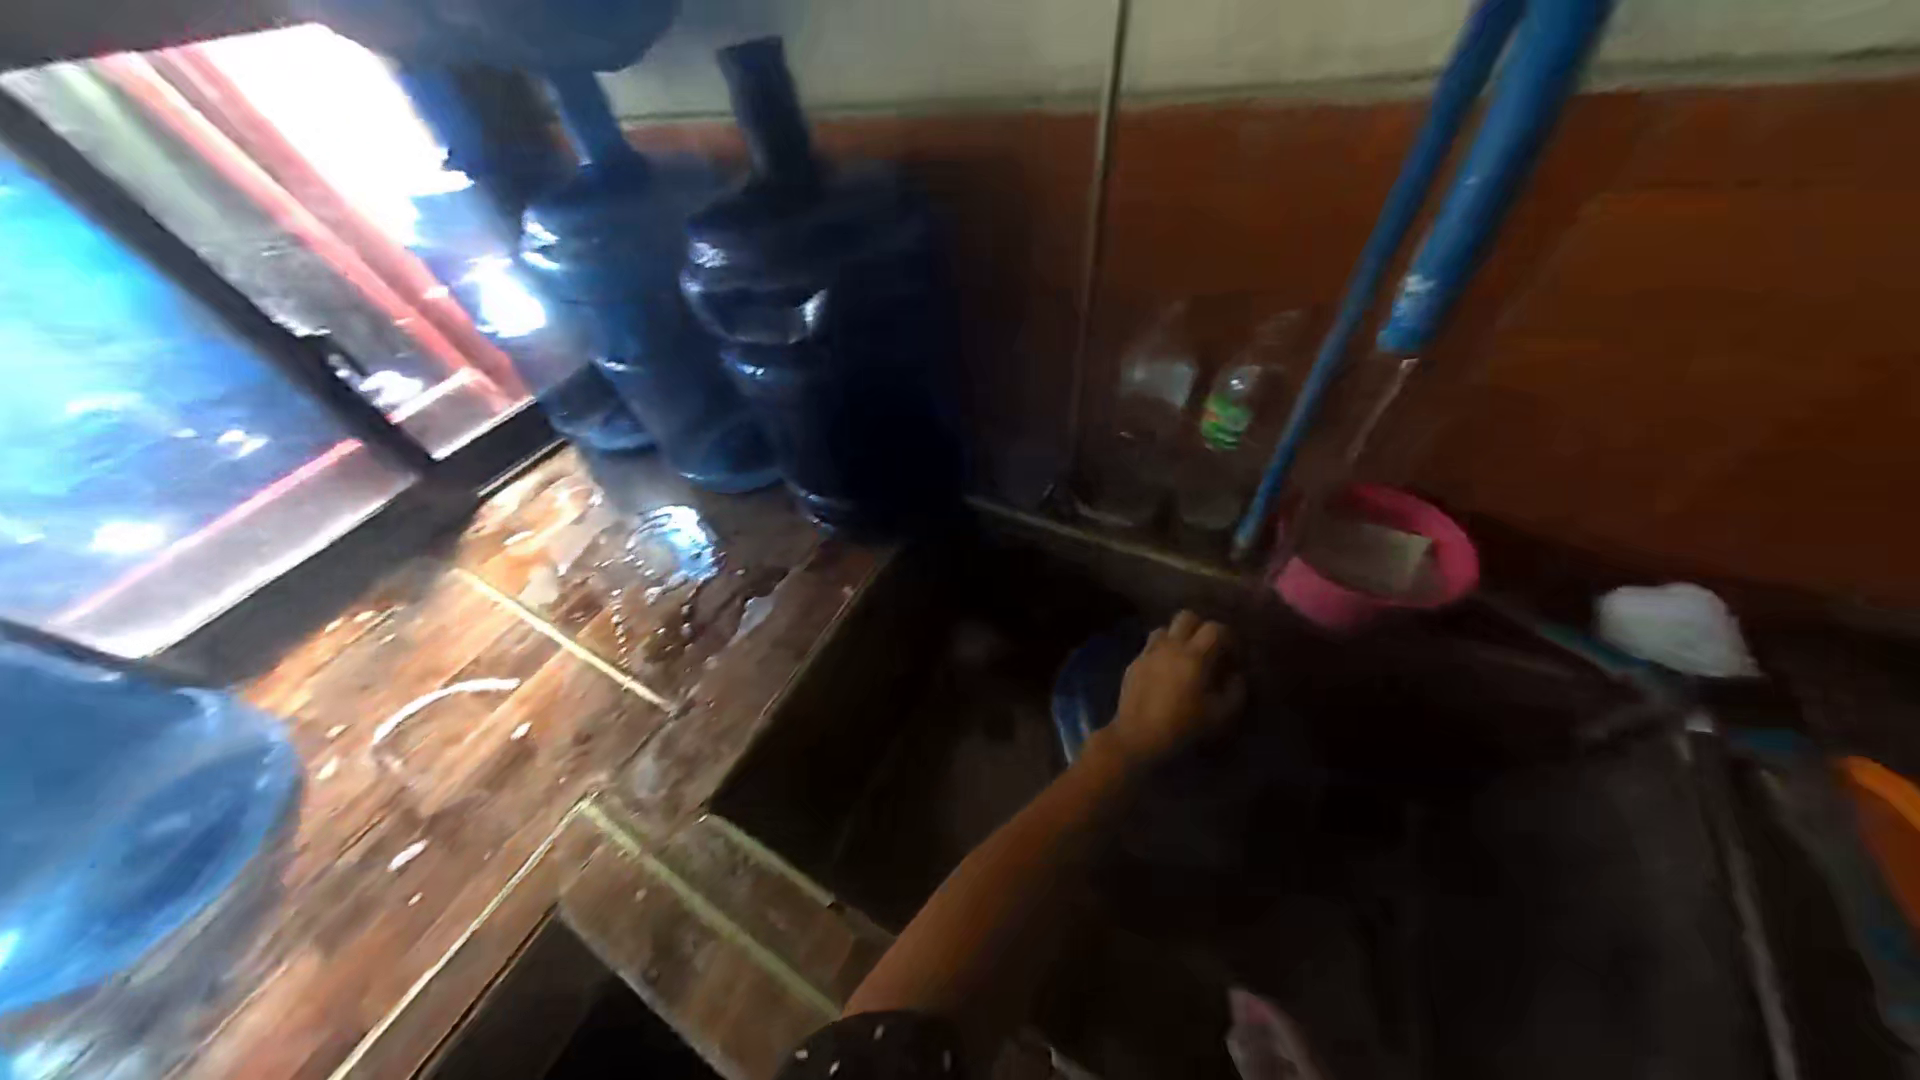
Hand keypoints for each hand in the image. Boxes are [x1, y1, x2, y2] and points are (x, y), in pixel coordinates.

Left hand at [1101, 610, 1239, 769]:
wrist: (1138, 735)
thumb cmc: (1183, 725)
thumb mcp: (1220, 714)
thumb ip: (1235, 690)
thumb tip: (1236, 675)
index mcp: (1194, 656)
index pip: (1215, 628)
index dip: (1229, 638)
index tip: (1233, 657)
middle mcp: (1170, 646)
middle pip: (1186, 616)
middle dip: (1201, 627)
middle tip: (1209, 649)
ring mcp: (1148, 652)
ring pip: (1165, 628)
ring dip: (1178, 636)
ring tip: (1185, 657)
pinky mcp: (1134, 662)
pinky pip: (1150, 645)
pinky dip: (1161, 650)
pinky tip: (1165, 671)